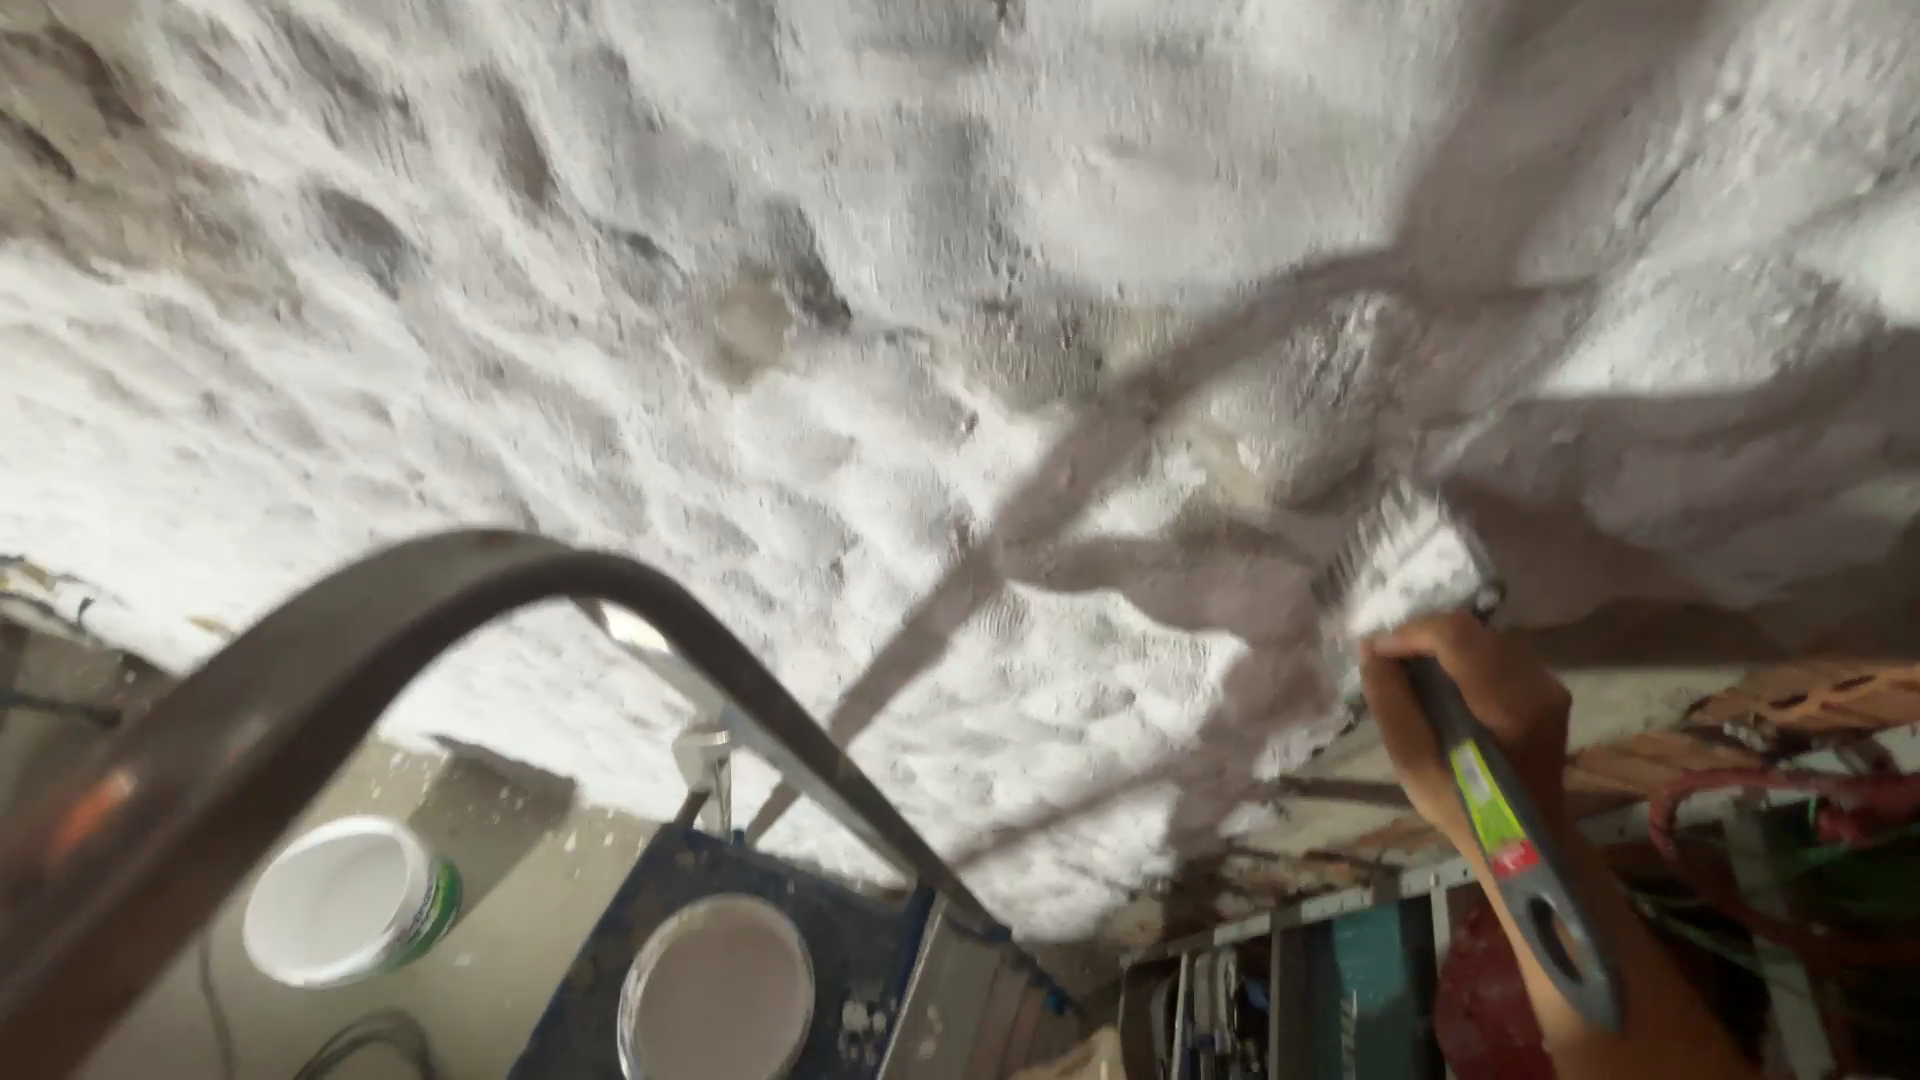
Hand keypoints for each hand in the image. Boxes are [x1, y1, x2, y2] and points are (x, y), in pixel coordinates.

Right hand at [1360, 612, 1571, 850]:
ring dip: (1438, 644)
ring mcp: (1546, 685)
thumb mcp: (1412, 761)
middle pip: (1469, 630)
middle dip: (1420, 636)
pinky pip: (1493, 650)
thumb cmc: (1463, 806)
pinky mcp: (1545, 688)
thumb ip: (1391, 702)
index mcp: (1507, 706)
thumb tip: (1371, 651)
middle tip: (1387, 662)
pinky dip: (1458, 654)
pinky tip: (1438, 680)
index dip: (1408, 633)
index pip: (1456, 635)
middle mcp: (1536, 685)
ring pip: (1481, 636)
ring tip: (1408, 670)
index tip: (1375, 652)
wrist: (1525, 839)